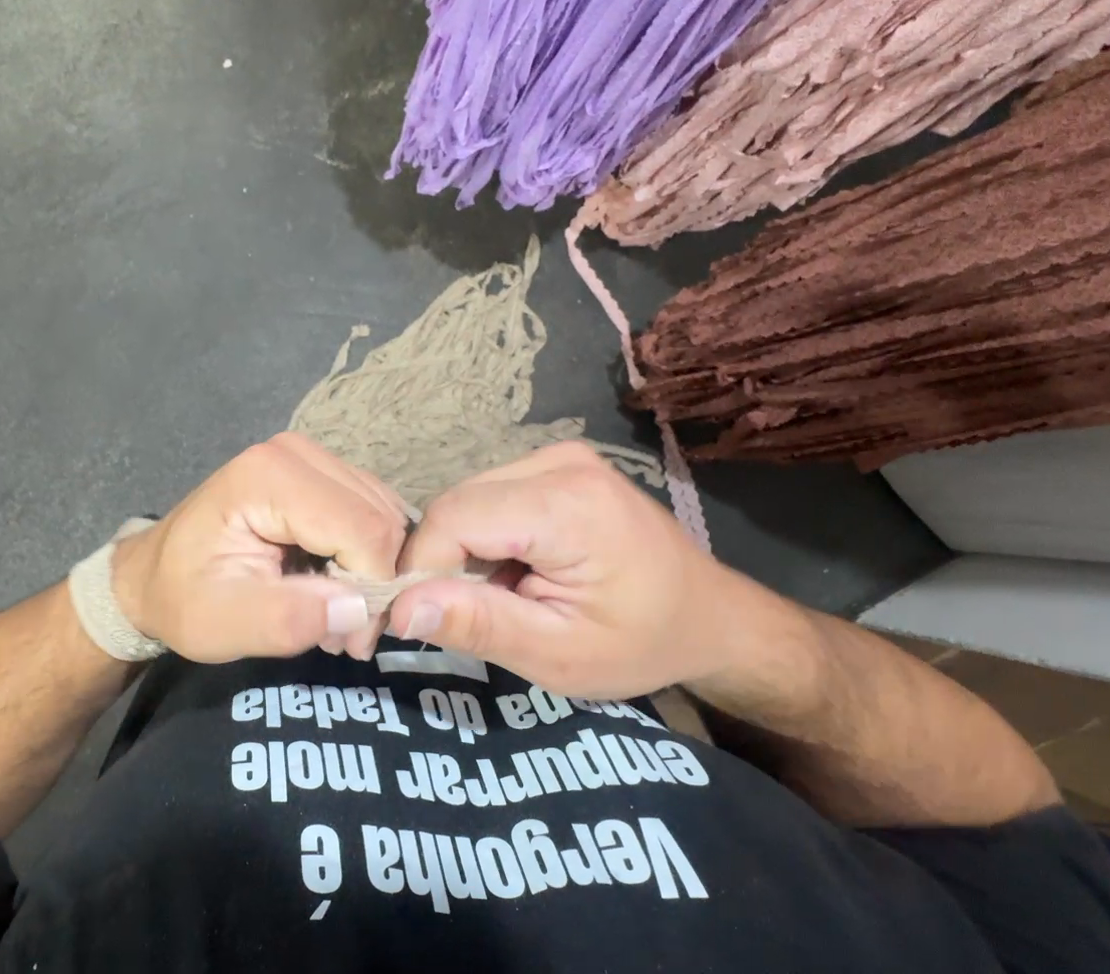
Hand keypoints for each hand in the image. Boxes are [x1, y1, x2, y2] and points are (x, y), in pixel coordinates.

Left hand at [113, 433, 408, 662]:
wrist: (155, 575)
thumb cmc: (182, 598)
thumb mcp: (220, 625)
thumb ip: (284, 619)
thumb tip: (356, 609)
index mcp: (269, 476)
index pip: (364, 529)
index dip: (373, 589)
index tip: (352, 641)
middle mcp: (296, 452)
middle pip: (380, 519)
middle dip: (374, 584)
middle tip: (343, 636)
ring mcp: (310, 457)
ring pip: (383, 516)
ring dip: (371, 573)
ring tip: (333, 615)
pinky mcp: (320, 472)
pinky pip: (371, 514)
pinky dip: (365, 557)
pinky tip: (334, 587)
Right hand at [388, 441, 750, 699]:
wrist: (710, 617)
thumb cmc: (641, 644)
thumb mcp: (558, 654)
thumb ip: (478, 625)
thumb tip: (399, 609)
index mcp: (568, 506)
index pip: (451, 518)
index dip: (425, 569)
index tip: (433, 620)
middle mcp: (560, 462)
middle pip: (455, 504)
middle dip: (445, 561)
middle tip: (477, 613)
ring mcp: (561, 456)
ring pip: (466, 498)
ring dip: (464, 550)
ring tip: (505, 593)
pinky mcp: (558, 462)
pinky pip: (488, 495)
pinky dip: (484, 536)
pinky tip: (517, 568)